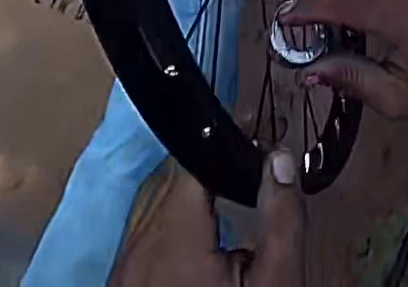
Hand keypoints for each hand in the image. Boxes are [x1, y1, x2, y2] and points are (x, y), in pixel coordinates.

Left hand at [111, 151, 304, 286]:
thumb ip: (281, 221)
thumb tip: (281, 158)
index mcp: (173, 232)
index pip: (194, 156)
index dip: (226, 140)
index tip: (257, 135)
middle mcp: (140, 237)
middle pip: (179, 177)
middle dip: (216, 170)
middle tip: (255, 178)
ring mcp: (127, 260)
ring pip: (163, 202)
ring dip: (197, 196)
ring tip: (236, 205)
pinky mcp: (125, 278)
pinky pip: (151, 230)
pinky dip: (179, 226)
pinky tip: (205, 249)